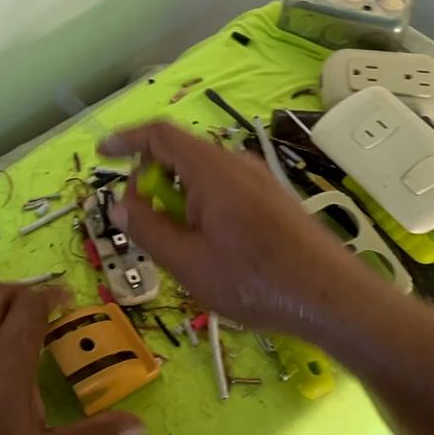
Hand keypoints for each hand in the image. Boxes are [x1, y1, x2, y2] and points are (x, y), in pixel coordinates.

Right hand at [101, 122, 397, 346]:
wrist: (332, 299)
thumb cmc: (254, 281)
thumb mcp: (186, 262)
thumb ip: (147, 228)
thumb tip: (120, 205)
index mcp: (212, 171)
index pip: (160, 135)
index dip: (127, 138)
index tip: (102, 151)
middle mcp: (236, 164)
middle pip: (180, 153)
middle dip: (150, 177)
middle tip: (138, 216)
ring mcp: (258, 179)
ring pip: (202, 174)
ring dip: (175, 195)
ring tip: (173, 238)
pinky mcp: (271, 198)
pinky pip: (223, 187)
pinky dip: (199, 203)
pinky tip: (206, 243)